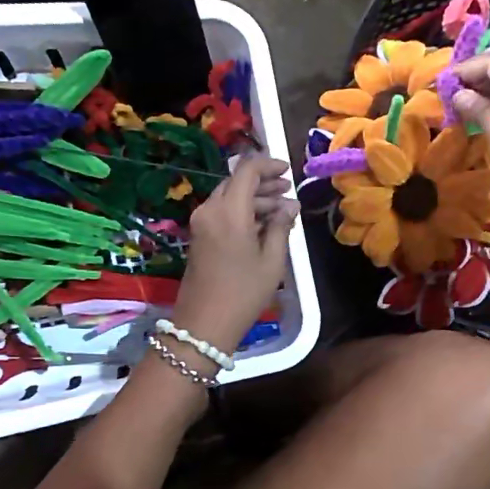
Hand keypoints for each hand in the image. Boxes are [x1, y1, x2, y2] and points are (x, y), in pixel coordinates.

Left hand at [171, 155, 298, 356]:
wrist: (204, 323)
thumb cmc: (244, 292)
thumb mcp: (272, 261)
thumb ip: (281, 227)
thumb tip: (290, 206)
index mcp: (229, 211)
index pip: (247, 170)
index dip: (268, 164)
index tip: (287, 170)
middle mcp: (211, 210)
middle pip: (236, 182)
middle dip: (263, 183)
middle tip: (287, 191)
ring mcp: (201, 223)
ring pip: (229, 197)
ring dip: (254, 198)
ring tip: (281, 211)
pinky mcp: (199, 236)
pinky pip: (222, 212)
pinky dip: (242, 211)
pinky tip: (262, 224)